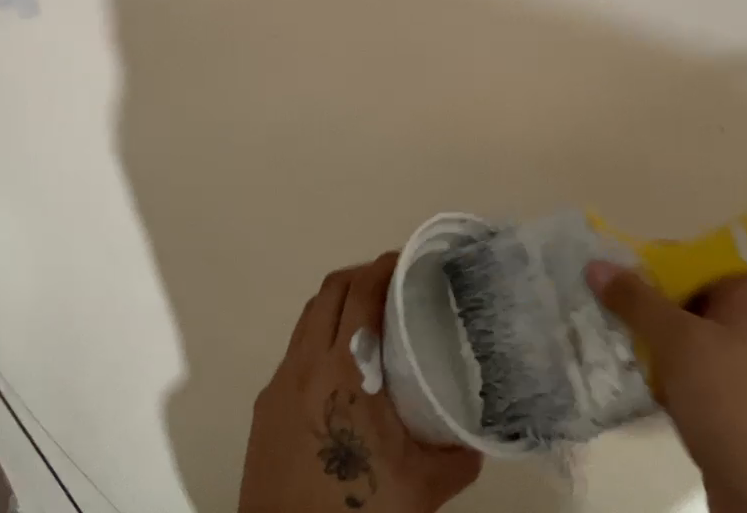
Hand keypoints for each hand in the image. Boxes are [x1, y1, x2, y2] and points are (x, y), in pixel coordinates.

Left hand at [241, 253, 481, 512]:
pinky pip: (294, 351)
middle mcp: (306, 363)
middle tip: (393, 282)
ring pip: (307, 318)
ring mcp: (280, 382)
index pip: (360, 292)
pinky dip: (319, 338)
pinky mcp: (265, 405)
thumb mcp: (422, 488)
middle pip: (330, 291)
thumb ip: (457, 456)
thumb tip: (480, 439)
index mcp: (345, 369)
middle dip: (361, 274)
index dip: (382, 266)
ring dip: (337, 303)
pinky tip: (341, 369)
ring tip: (369, 317)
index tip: (407, 259)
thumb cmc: (356, 507)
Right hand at [586, 263, 746, 512]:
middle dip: (644, 312)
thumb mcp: (676, 341)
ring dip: (651, 347)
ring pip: (686, 341)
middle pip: (685, 301)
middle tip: (601, 316)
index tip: (606, 283)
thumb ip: (635, 300)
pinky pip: (694, 374)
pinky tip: (637, 384)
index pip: (689, 262)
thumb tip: (595, 264)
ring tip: (610, 349)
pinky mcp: (741, 403)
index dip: (646, 269)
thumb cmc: (731, 402)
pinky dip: (667, 377)